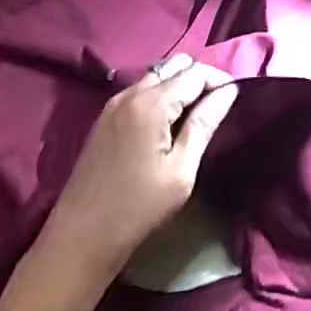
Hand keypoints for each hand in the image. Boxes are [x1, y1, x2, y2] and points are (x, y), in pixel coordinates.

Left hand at [0, 54, 237, 310]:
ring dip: (179, 86)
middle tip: (215, 107)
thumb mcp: (181, 171)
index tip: (233, 100)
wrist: (77, 243)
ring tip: (194, 116)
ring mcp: (113, 105)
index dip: (220, 81)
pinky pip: (141, 91)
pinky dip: (161, 96)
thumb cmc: (136, 210)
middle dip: (200, 79)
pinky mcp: (104, 119)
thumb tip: (229, 91)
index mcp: (151, 103)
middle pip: (176, 67)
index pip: (196, 72)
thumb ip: (205, 123)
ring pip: (158, 76)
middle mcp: (130, 93)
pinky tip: (168, 123)